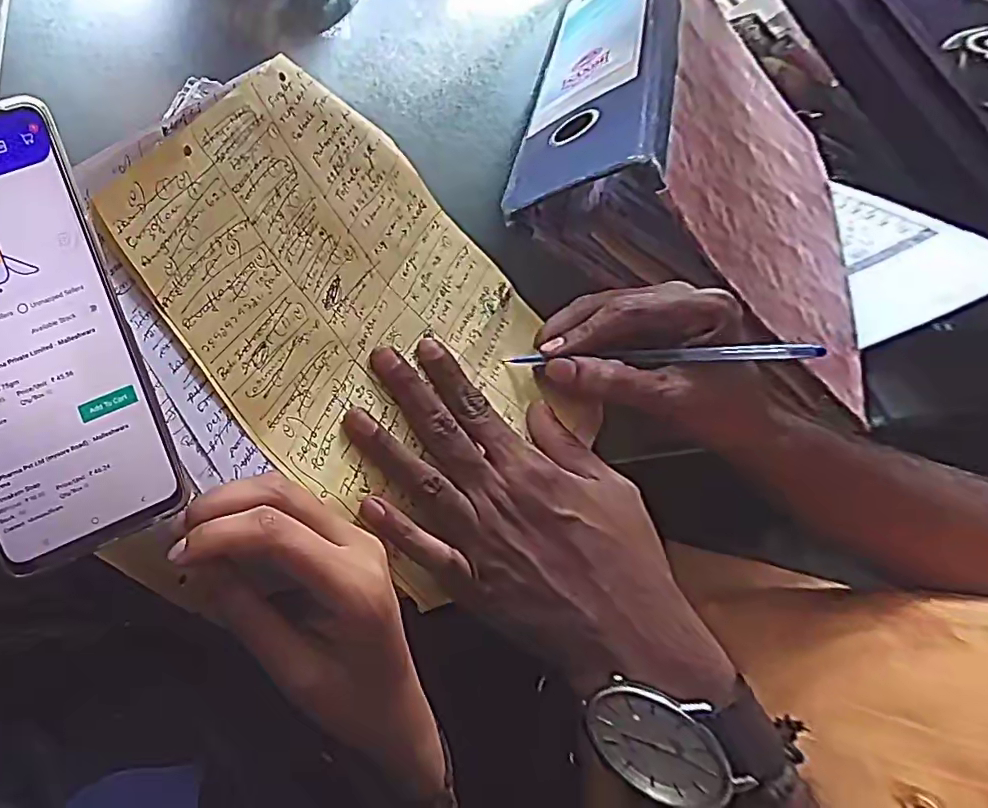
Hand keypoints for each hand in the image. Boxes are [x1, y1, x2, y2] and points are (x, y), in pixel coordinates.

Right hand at [172, 474, 447, 799]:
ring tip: (194, 525)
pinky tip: (224, 523)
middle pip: (281, 495)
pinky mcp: (343, 532)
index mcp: (353, 583)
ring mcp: (354, 532)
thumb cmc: (351, 703)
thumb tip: (201, 564)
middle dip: (222, 504)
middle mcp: (359, 544)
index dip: (221, 533)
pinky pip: (292, 502)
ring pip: (285, 489)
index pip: (277, 532)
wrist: (397, 710)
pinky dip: (250, 505)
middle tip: (180, 529)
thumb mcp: (291, 671)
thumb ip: (245, 613)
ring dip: (233, 498)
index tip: (181, 552)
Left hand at [344, 338, 736, 702]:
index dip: (447, 376)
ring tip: (354, 419)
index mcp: (528, 470)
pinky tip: (367, 502)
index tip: (424, 348)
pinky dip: (397, 527)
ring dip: (385, 448)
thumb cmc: (629, 561)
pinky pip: (426, 550)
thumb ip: (569, 443)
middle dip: (408, 392)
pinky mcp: (472, 580)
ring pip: (423, 481)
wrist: (633, 640)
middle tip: (380, 360)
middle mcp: (495, 495)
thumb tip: (538, 405)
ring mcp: (479, 537)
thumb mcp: (612, 488)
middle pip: (442, 433)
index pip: (477, 411)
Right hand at [535, 283, 786, 448]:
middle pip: (612, 303)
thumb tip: (558, 370)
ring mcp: (666, 302)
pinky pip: (607, 318)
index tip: (551, 354)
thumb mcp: (668, 399)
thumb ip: (613, 382)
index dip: (584, 333)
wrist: (750, 428)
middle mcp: (684, 295)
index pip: (629, 311)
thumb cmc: (724, 414)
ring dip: (572, 329)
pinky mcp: (652, 316)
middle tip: (541, 352)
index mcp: (704, 306)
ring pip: (603, 307)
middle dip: (572, 328)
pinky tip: (565, 351)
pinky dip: (583, 335)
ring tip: (548, 353)